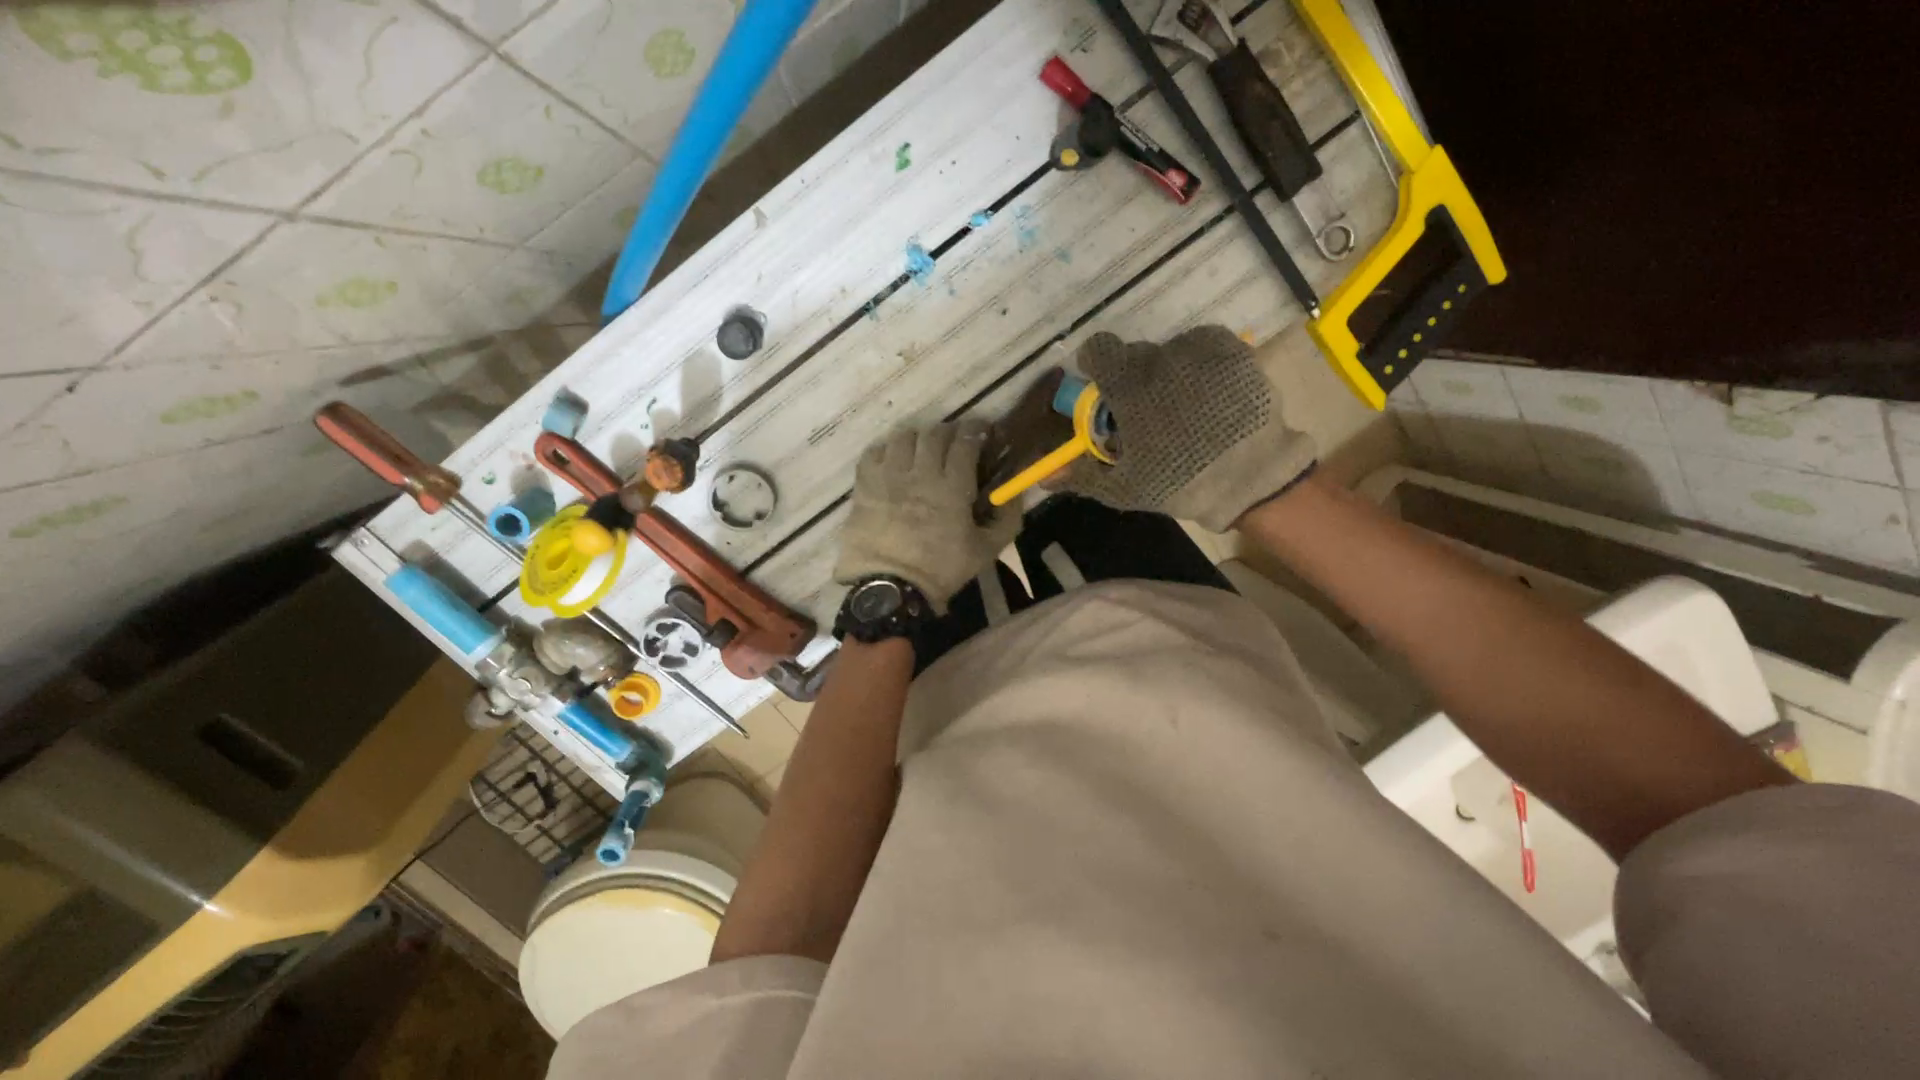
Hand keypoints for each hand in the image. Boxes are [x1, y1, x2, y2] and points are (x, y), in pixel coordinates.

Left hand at [834, 422, 1020, 611]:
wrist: (888, 588)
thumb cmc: (941, 570)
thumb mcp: (986, 550)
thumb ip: (1007, 518)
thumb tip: (1014, 491)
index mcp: (953, 486)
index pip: (965, 441)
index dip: (975, 430)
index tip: (981, 431)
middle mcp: (921, 473)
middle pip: (935, 433)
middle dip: (949, 432)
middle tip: (954, 442)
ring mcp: (889, 476)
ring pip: (904, 437)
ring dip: (918, 438)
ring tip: (922, 450)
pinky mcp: (864, 485)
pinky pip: (874, 451)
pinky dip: (887, 449)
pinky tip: (894, 461)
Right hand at [1065, 326, 1315, 531]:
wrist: (1251, 477)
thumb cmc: (1179, 483)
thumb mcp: (1123, 487)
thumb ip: (1080, 476)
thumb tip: (1044, 477)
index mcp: (1127, 385)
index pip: (1099, 349)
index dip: (1099, 365)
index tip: (1107, 387)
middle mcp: (1159, 358)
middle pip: (1138, 354)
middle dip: (1138, 378)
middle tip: (1152, 412)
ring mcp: (1199, 352)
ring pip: (1175, 351)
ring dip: (1175, 371)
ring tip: (1191, 407)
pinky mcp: (1234, 352)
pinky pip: (1209, 348)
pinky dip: (1207, 365)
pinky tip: (1215, 395)